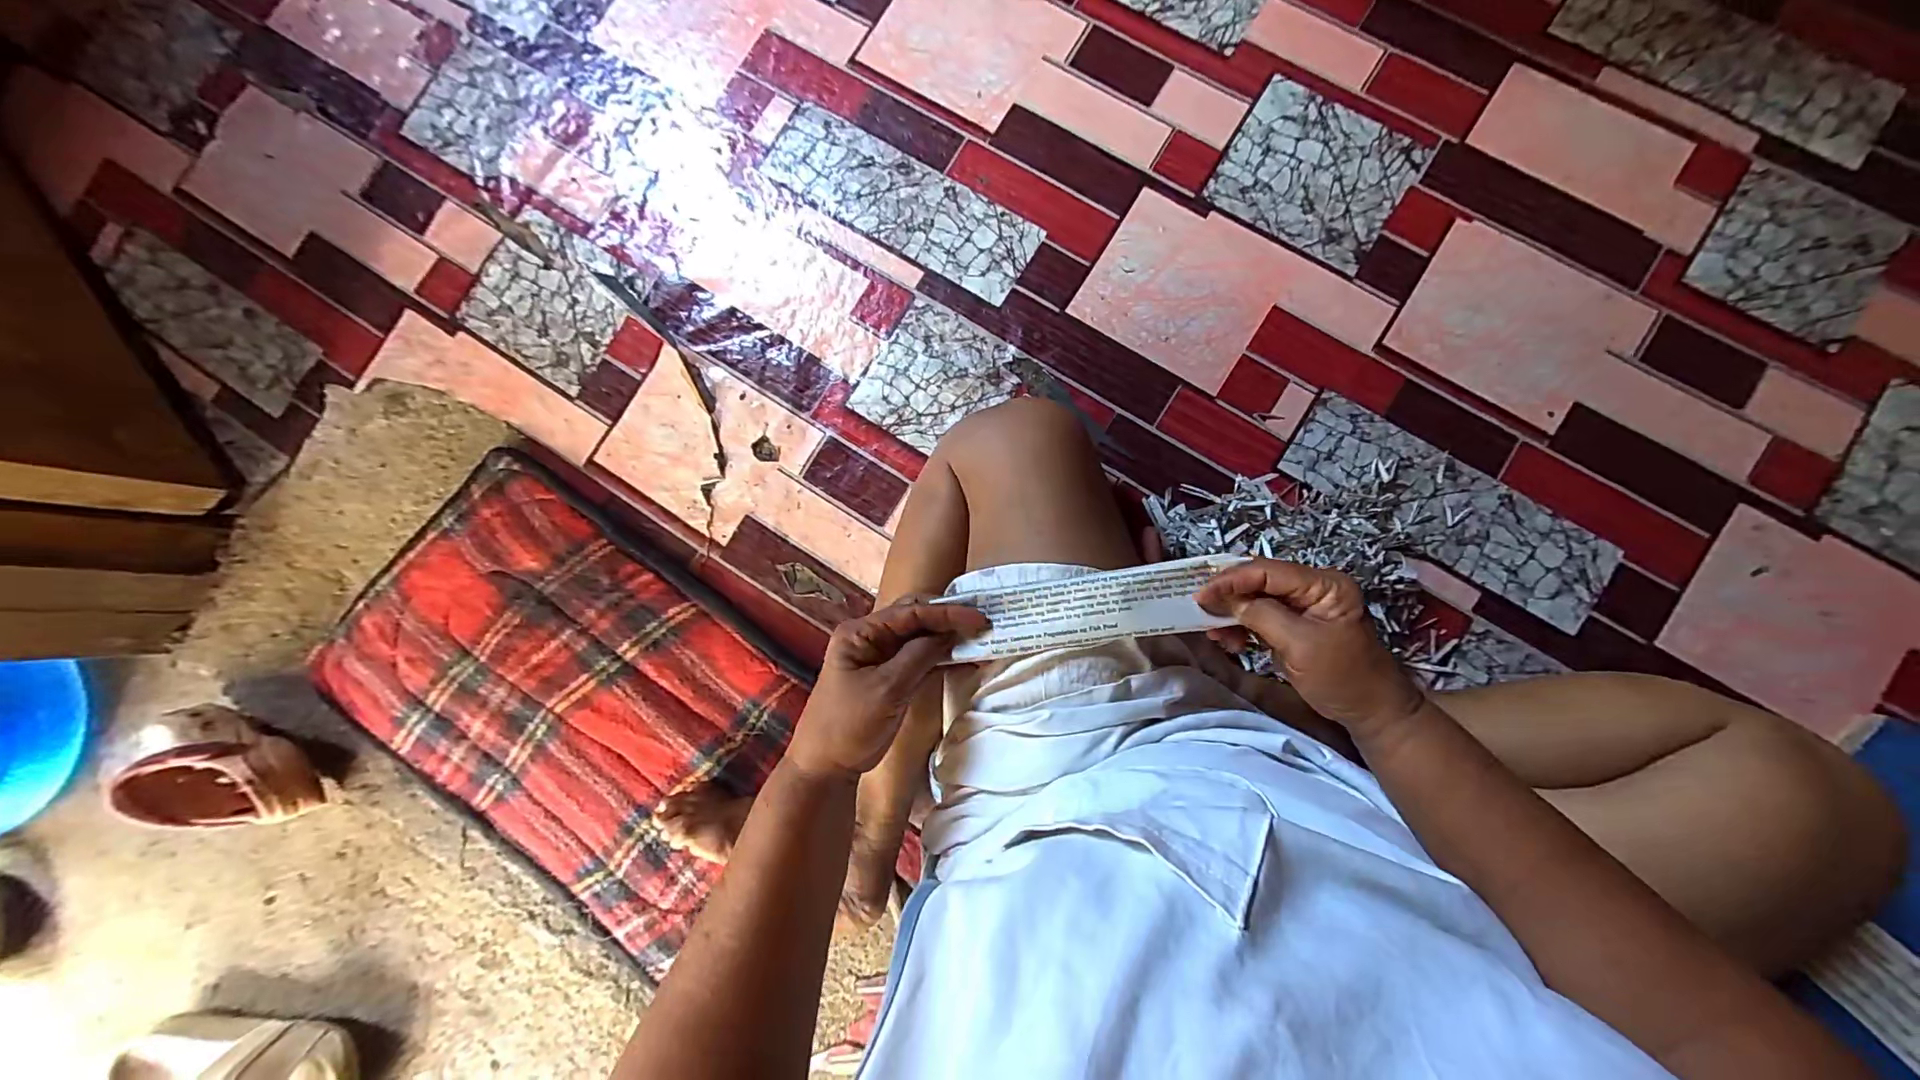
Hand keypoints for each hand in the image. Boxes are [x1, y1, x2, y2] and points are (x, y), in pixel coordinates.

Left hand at [784, 599, 988, 781]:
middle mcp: (870, 637)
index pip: (909, 612)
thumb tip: (951, 633)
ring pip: (920, 637)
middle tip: (983, 620)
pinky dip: (942, 656)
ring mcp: (880, 656)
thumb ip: (919, 656)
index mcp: (860, 632)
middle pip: (915, 617)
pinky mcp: (891, 675)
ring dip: (948, 636)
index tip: (979, 617)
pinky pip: (920, 657)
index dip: (946, 613)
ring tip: (981, 635)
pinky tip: (965, 656)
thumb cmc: (848, 725)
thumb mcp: (886, 689)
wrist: (826, 766)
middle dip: (948, 618)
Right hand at [1195, 559, 1423, 738]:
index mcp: (1324, 584)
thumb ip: (1261, 615)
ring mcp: (1301, 606)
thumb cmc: (1343, 677)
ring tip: (1215, 632)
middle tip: (1199, 608)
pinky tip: (1228, 640)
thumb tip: (1225, 600)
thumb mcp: (1300, 645)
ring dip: (1230, 613)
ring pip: (1253, 598)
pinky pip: (1257, 616)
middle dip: (1227, 595)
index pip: (1267, 571)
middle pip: (1258, 581)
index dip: (1231, 580)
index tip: (1201, 595)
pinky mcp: (1291, 624)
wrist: (1370, 711)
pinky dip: (1239, 626)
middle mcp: (1312, 588)